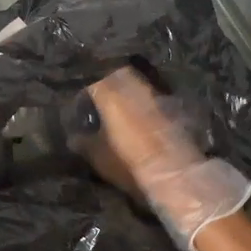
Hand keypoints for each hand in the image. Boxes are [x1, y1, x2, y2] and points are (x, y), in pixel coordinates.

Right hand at [84, 67, 250, 250]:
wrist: (177, 176)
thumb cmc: (131, 165)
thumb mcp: (99, 157)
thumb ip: (83, 142)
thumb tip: (73, 135)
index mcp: (112, 94)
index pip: (91, 79)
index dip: (83, 88)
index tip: (79, 99)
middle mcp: (135, 87)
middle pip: (115, 74)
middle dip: (105, 82)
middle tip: (97, 97)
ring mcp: (156, 95)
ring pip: (135, 83)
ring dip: (126, 91)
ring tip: (118, 107)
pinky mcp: (172, 106)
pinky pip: (150, 96)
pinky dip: (142, 102)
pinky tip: (138, 116)